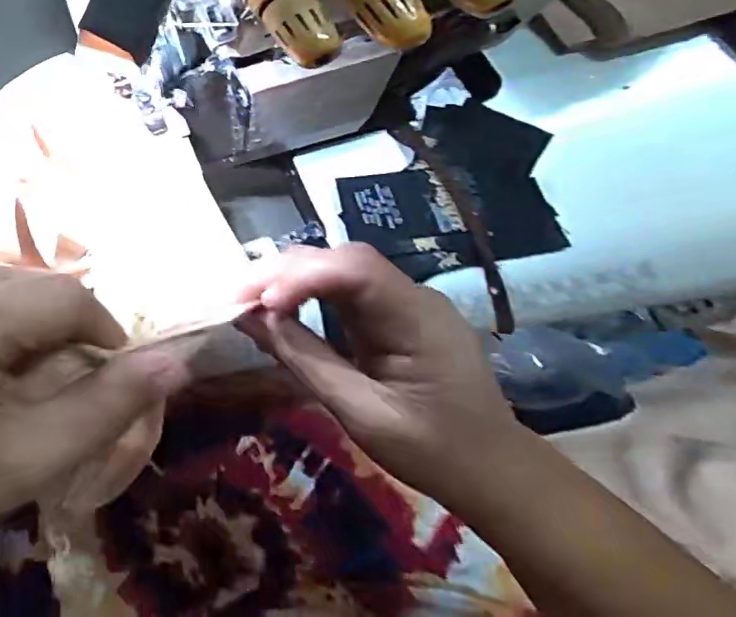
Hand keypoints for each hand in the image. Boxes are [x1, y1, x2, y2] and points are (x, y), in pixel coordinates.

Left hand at [0, 263, 189, 613]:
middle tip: (71, 390)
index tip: (115, 385)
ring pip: (17, 280)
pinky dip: (10, 315)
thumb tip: (175, 363)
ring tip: (34, 381)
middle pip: (42, 284)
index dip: (107, 336)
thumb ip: (106, 406)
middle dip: (72, 331)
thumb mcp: (30, 457)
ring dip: (42, 322)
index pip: (68, 296)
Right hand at [237, 244, 520, 501]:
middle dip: (283, 271)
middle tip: (237, 298)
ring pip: (334, 268)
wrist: (498, 476)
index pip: (354, 269)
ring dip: (287, 278)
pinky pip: (340, 288)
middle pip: (338, 259)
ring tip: (248, 300)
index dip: (301, 276)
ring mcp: (401, 301)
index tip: (261, 304)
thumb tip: (250, 318)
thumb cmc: (436, 452)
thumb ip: (304, 359)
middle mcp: (411, 296)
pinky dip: (303, 292)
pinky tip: (278, 307)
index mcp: (418, 318)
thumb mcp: (363, 415)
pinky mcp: (389, 313)